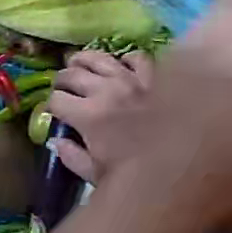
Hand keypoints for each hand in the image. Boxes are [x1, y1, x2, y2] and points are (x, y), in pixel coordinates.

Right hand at [44, 50, 153, 182]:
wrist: (182, 165)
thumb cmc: (136, 176)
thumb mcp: (96, 174)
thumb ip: (72, 157)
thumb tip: (56, 142)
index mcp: (88, 116)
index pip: (56, 101)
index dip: (49, 106)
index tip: (52, 112)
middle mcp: (106, 91)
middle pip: (71, 74)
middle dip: (60, 81)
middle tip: (60, 87)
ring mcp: (131, 79)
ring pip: (98, 57)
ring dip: (83, 59)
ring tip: (77, 63)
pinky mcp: (154, 76)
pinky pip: (135, 57)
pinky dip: (125, 59)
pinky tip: (121, 65)